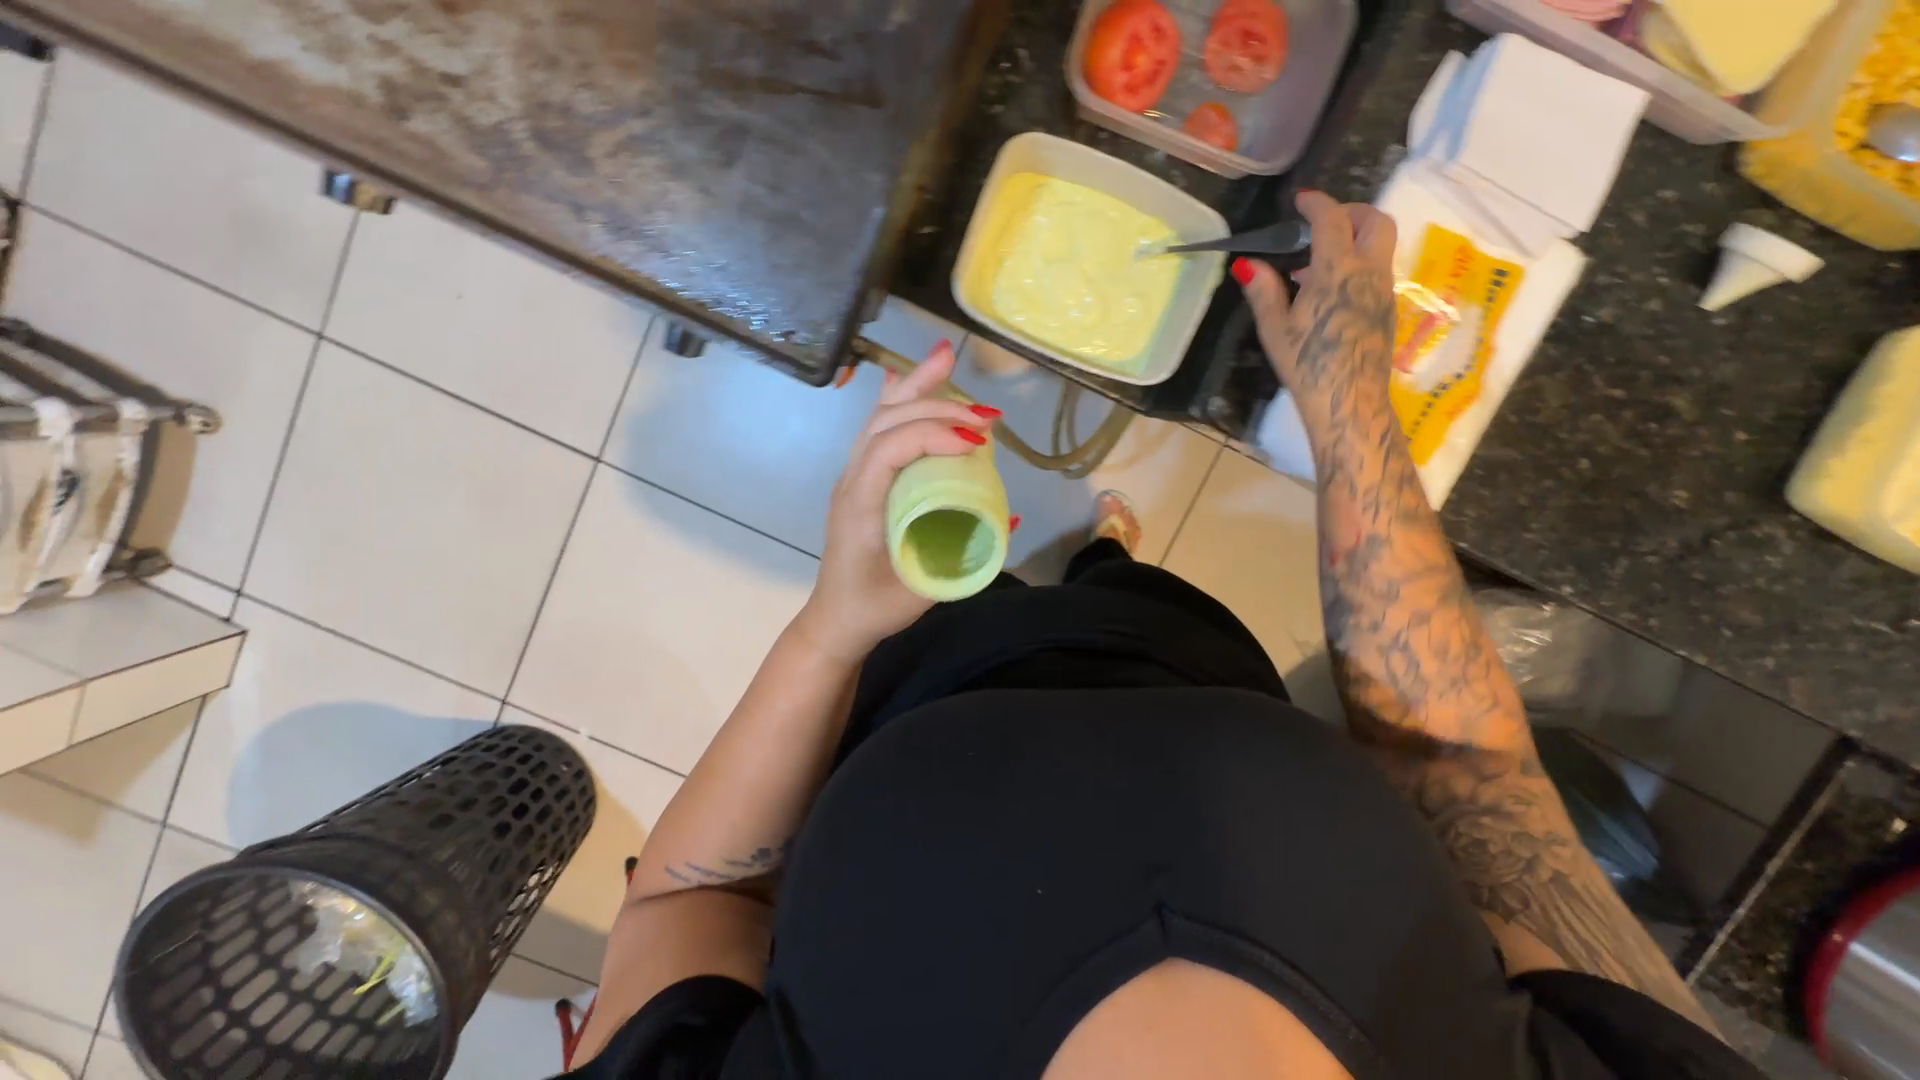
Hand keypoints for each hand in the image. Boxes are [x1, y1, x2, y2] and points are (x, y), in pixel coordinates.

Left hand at [793, 340, 995, 663]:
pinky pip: (877, 429)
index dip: (932, 435)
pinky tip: (907, 377)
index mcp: (862, 506)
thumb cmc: (877, 608)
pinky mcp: (860, 478)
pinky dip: (897, 400)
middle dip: (934, 403)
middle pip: (886, 421)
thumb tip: (1010, 516)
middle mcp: (853, 481)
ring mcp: (853, 476)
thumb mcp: (925, 589)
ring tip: (945, 356)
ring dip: (915, 387)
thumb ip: (966, 556)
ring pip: (879, 417)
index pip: (890, 450)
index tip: (976, 443)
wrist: (836, 620)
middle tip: (983, 411)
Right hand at [1234, 191, 1397, 407]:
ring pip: (1380, 245)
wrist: (1348, 401)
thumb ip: (1263, 290)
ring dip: (1353, 240)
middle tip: (1323, 222)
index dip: (1317, 204)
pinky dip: (1356, 264)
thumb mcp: (1275, 329)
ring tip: (1316, 264)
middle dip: (1351, 212)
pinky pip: (1376, 270)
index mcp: (1337, 272)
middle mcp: (1368, 272)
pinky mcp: (1387, 309)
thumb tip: (1247, 265)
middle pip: (1375, 221)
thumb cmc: (1307, 365)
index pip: (1333, 220)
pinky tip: (1328, 293)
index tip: (1302, 200)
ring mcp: (1383, 290)